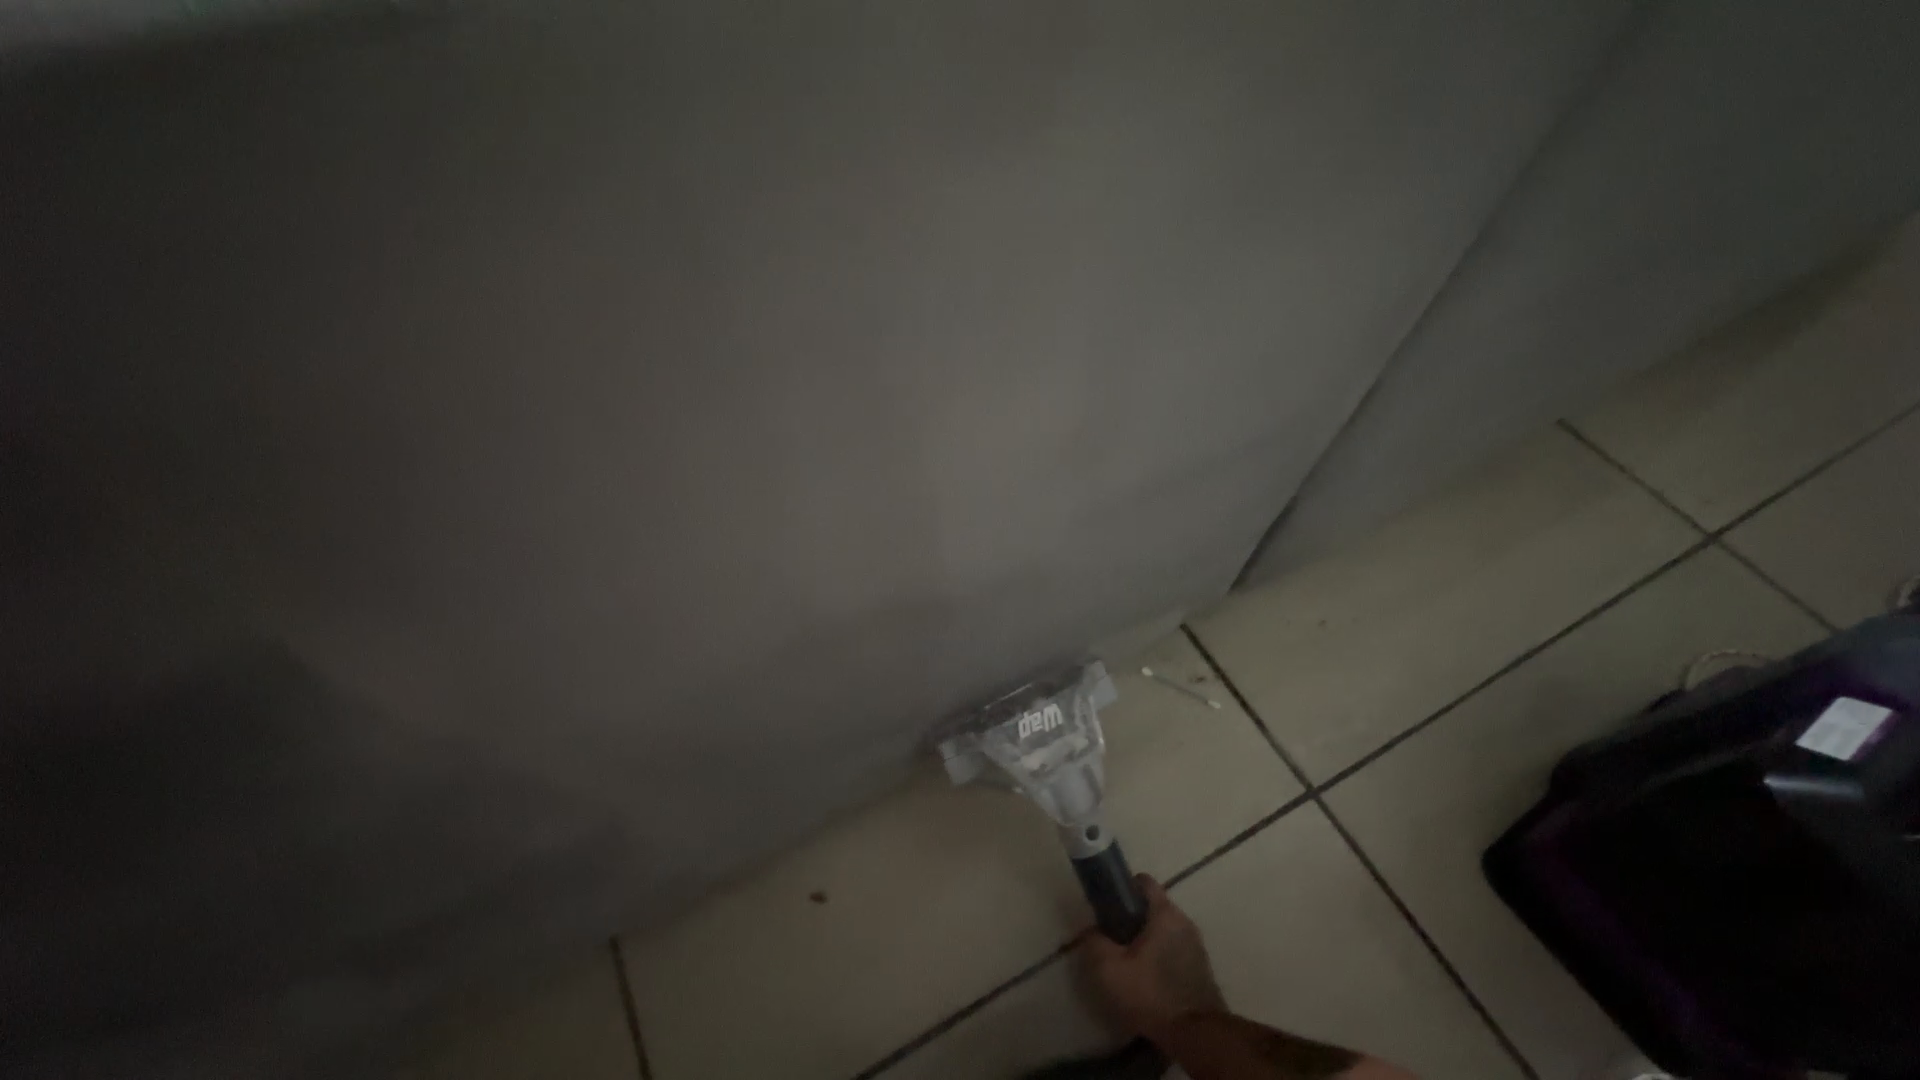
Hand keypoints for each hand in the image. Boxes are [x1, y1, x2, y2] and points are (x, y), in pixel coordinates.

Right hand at [1082, 873, 1226, 1040]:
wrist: (1196, 1035)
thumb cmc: (1151, 993)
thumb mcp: (1109, 969)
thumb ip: (1095, 942)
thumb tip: (1091, 931)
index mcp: (1165, 913)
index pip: (1143, 882)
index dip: (1122, 888)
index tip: (1107, 905)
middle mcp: (1185, 922)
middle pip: (1153, 908)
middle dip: (1131, 919)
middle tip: (1112, 938)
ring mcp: (1197, 946)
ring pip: (1164, 932)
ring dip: (1146, 941)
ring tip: (1126, 963)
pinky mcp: (1201, 969)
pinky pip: (1174, 951)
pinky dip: (1159, 958)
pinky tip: (1146, 980)